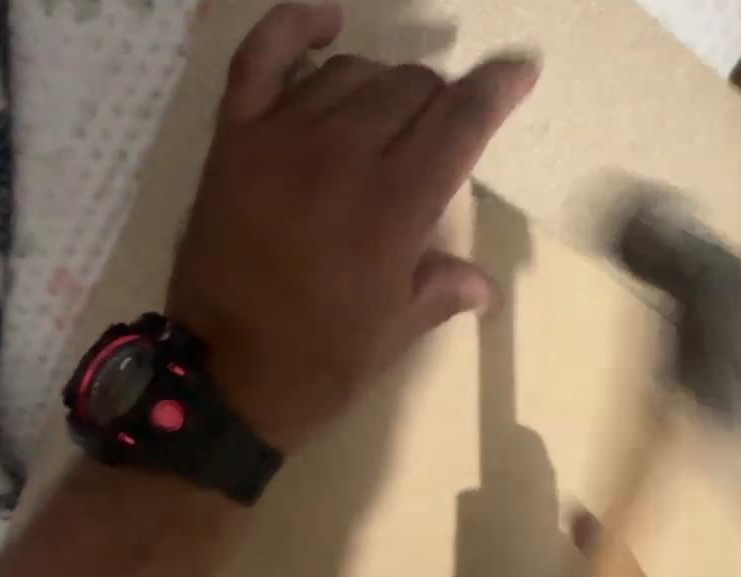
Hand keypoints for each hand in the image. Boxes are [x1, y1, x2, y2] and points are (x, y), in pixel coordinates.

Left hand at [166, 1, 538, 449]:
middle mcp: (343, 155)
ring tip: (385, 119)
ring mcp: (282, 139)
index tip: (519, 72)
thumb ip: (440, 291)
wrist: (221, 378)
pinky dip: (296, 27)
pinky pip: (263, 56)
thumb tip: (485, 285)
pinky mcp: (234, 140)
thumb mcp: (391, 337)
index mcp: (394, 209)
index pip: (460, 120)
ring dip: (383, 86)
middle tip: (433, 140)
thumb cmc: (317, 366)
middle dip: (438, 103)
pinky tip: (326, 23)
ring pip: (353, 72)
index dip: (498, 88)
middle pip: (411, 87)